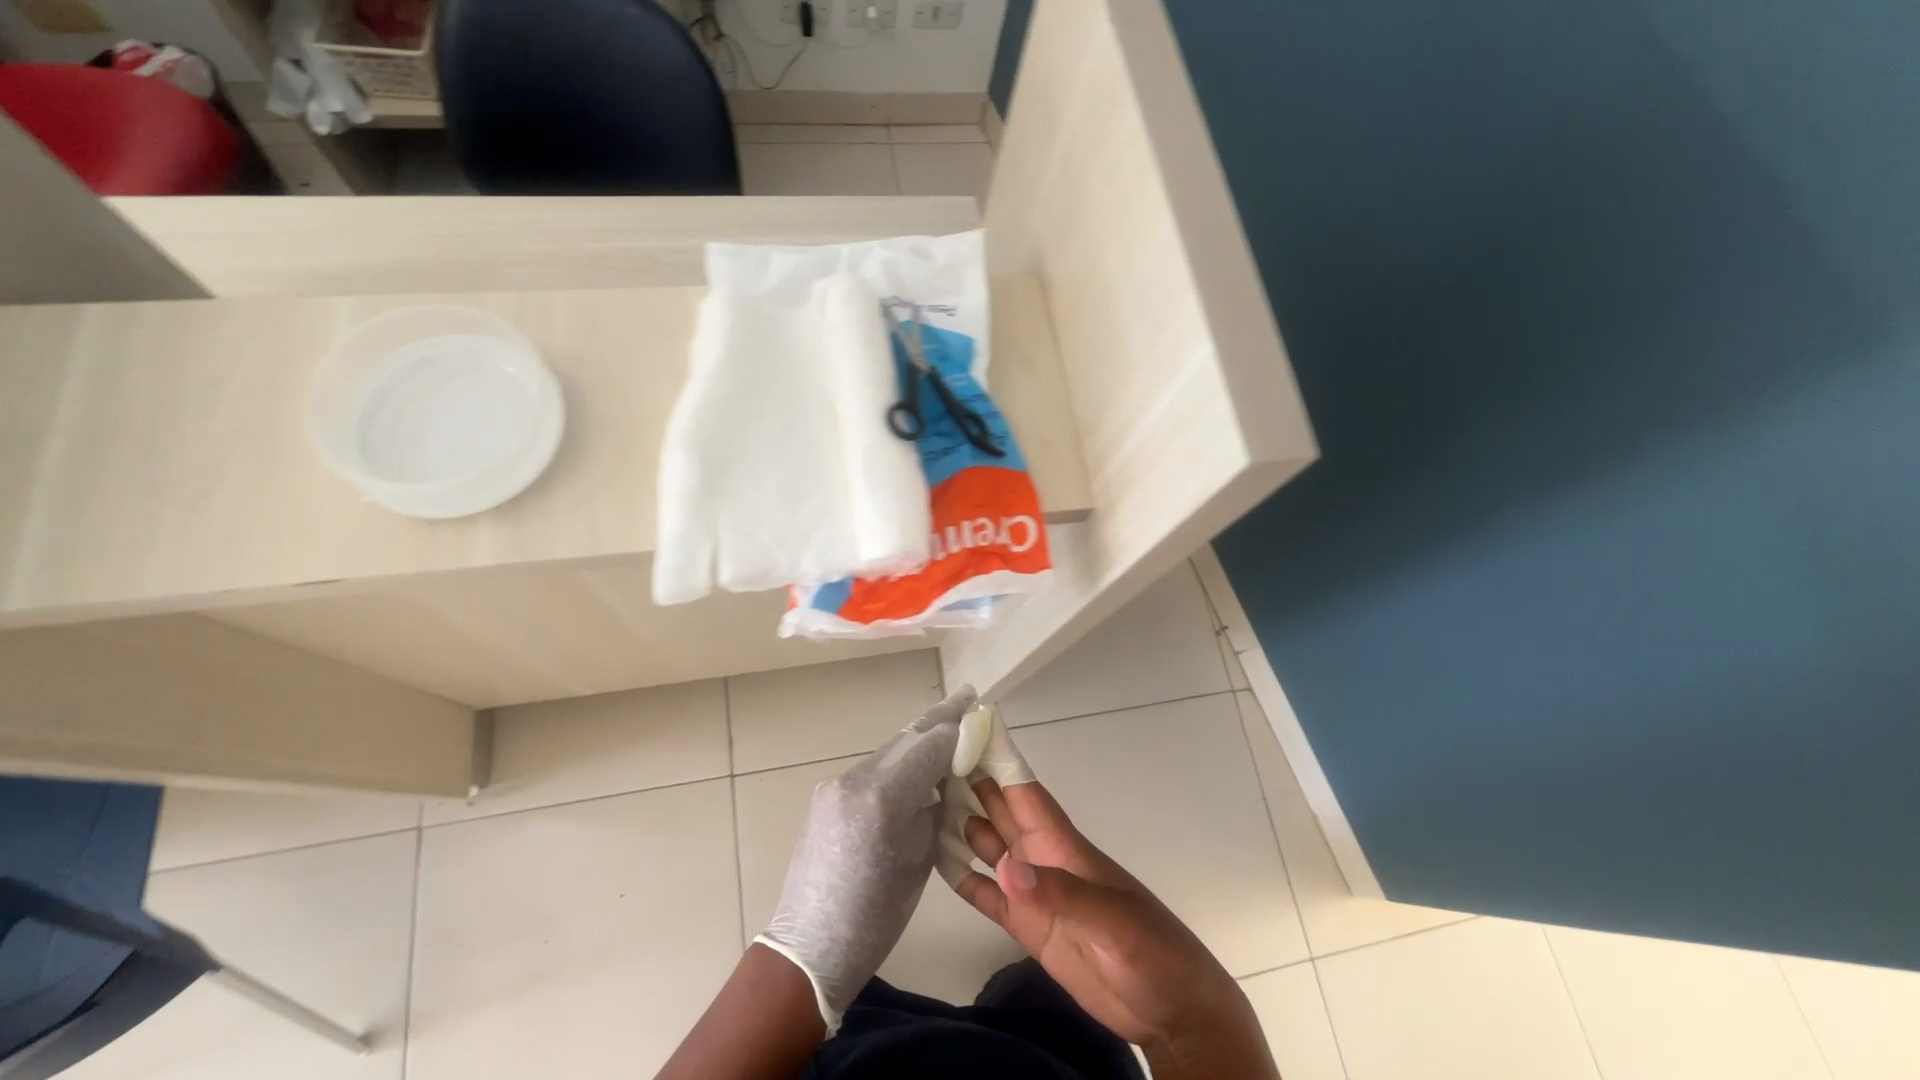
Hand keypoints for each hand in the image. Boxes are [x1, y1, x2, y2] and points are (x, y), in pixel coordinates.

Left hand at [755, 685, 973, 1032]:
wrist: (810, 946)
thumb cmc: (877, 917)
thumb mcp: (920, 858)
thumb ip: (934, 808)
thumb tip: (944, 778)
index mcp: (883, 797)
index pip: (930, 744)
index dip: (958, 726)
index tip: (979, 708)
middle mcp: (855, 779)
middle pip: (906, 739)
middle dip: (938, 720)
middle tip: (967, 697)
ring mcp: (835, 786)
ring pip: (888, 753)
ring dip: (918, 742)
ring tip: (948, 729)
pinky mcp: (825, 797)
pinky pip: (871, 772)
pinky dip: (897, 765)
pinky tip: (916, 766)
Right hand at [946, 712, 1276, 1075]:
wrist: (1170, 1011)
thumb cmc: (1153, 953)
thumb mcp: (1114, 922)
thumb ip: (1061, 895)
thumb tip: (1005, 869)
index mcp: (1063, 846)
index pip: (1023, 790)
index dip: (995, 759)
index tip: (960, 729)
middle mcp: (1042, 859)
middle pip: (998, 809)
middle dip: (965, 782)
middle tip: (918, 760)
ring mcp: (1033, 892)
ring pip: (986, 844)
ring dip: (957, 824)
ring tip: (916, 801)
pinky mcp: (1025, 926)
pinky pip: (985, 892)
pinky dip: (961, 875)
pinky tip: (933, 860)